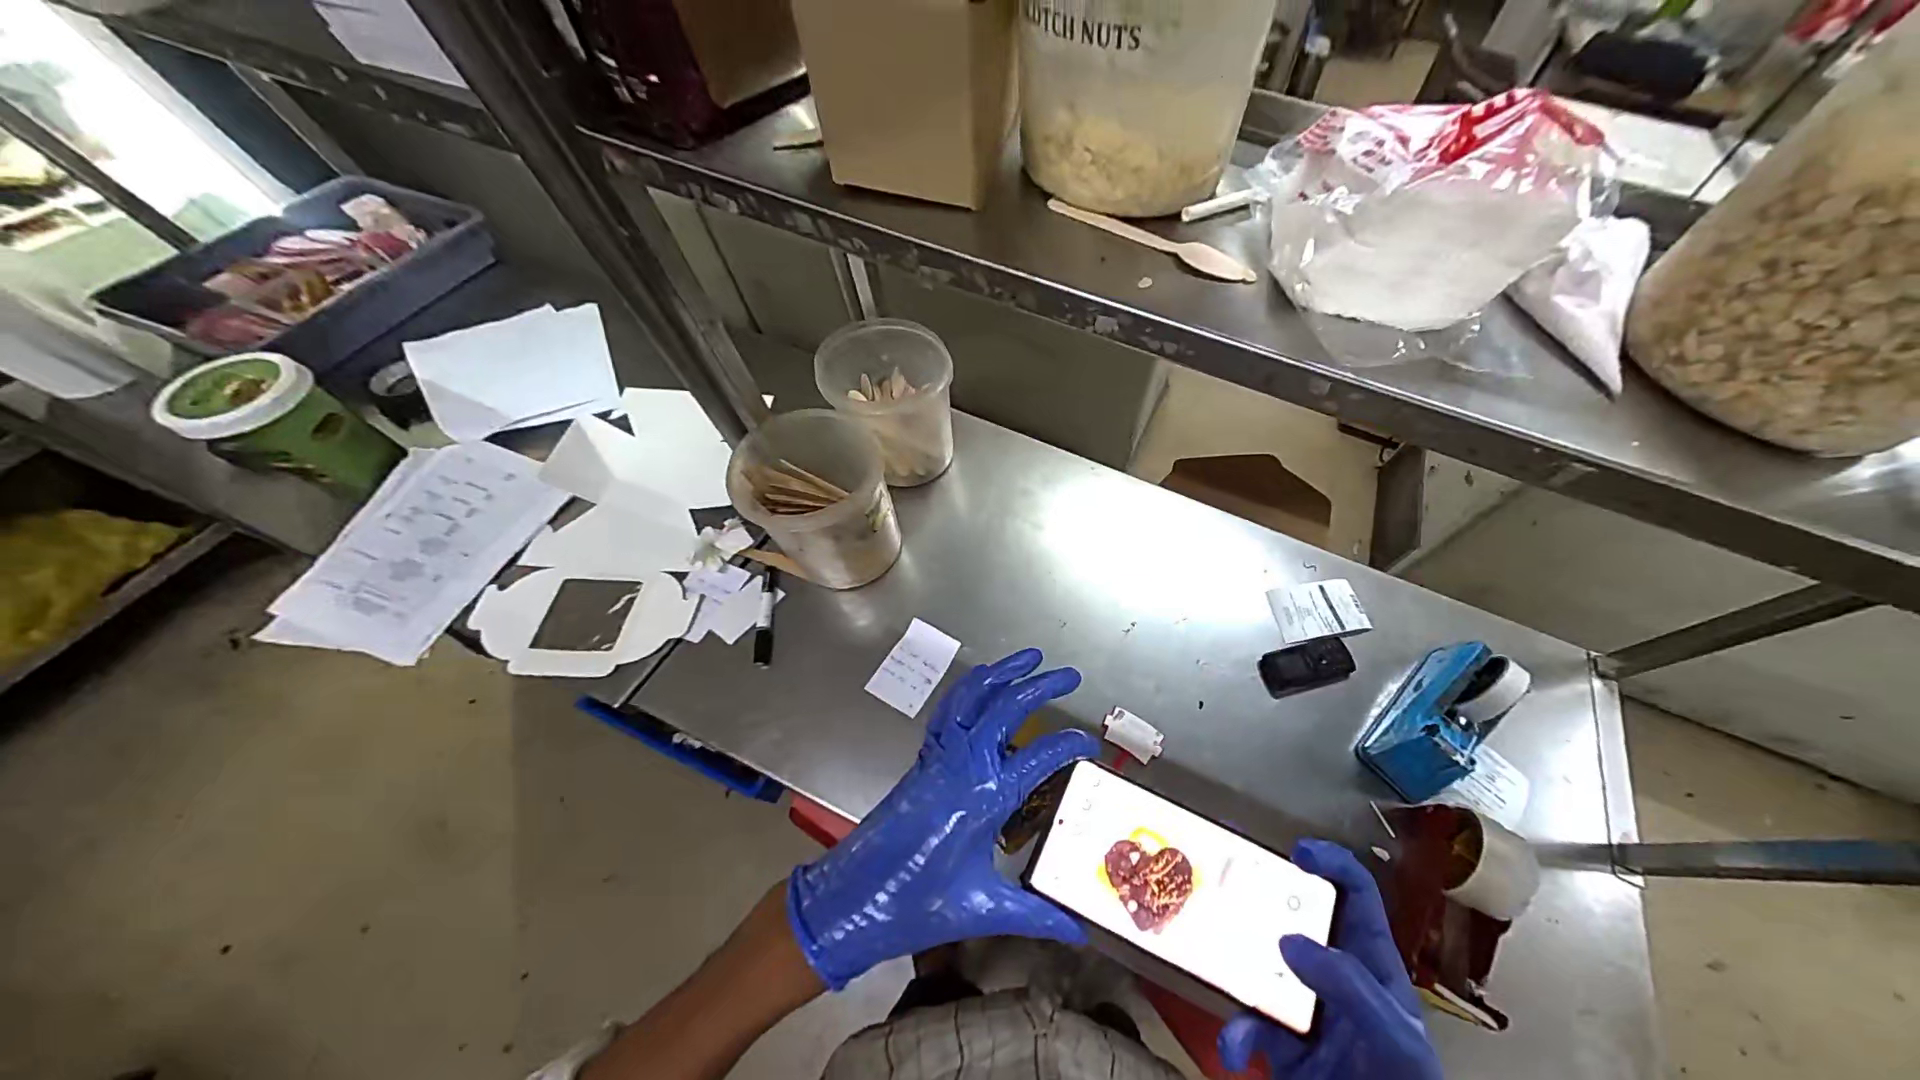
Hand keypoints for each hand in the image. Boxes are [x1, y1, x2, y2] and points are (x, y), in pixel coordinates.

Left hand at [785, 648, 1100, 988]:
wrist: (852, 902)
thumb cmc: (914, 906)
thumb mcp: (982, 910)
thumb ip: (1035, 916)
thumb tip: (1077, 931)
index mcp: (982, 799)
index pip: (1038, 756)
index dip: (1068, 744)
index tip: (1088, 743)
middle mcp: (960, 767)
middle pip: (1004, 709)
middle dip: (1039, 686)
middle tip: (1068, 674)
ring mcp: (938, 759)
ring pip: (969, 700)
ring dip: (999, 675)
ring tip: (1025, 660)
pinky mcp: (922, 762)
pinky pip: (946, 714)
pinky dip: (967, 692)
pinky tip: (980, 686)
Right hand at [1218, 839, 1442, 1079]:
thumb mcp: (1394, 1040)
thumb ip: (1350, 987)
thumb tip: (1289, 940)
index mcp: (1372, 965)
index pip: (1357, 897)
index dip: (1333, 865)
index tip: (1299, 852)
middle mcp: (1335, 977)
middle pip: (1295, 919)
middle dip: (1264, 903)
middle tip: (1234, 890)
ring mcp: (1306, 1007)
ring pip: (1261, 966)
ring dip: (1238, 971)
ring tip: (1226, 973)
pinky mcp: (1281, 1041)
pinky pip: (1247, 1022)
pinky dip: (1236, 1035)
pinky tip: (1236, 1048)